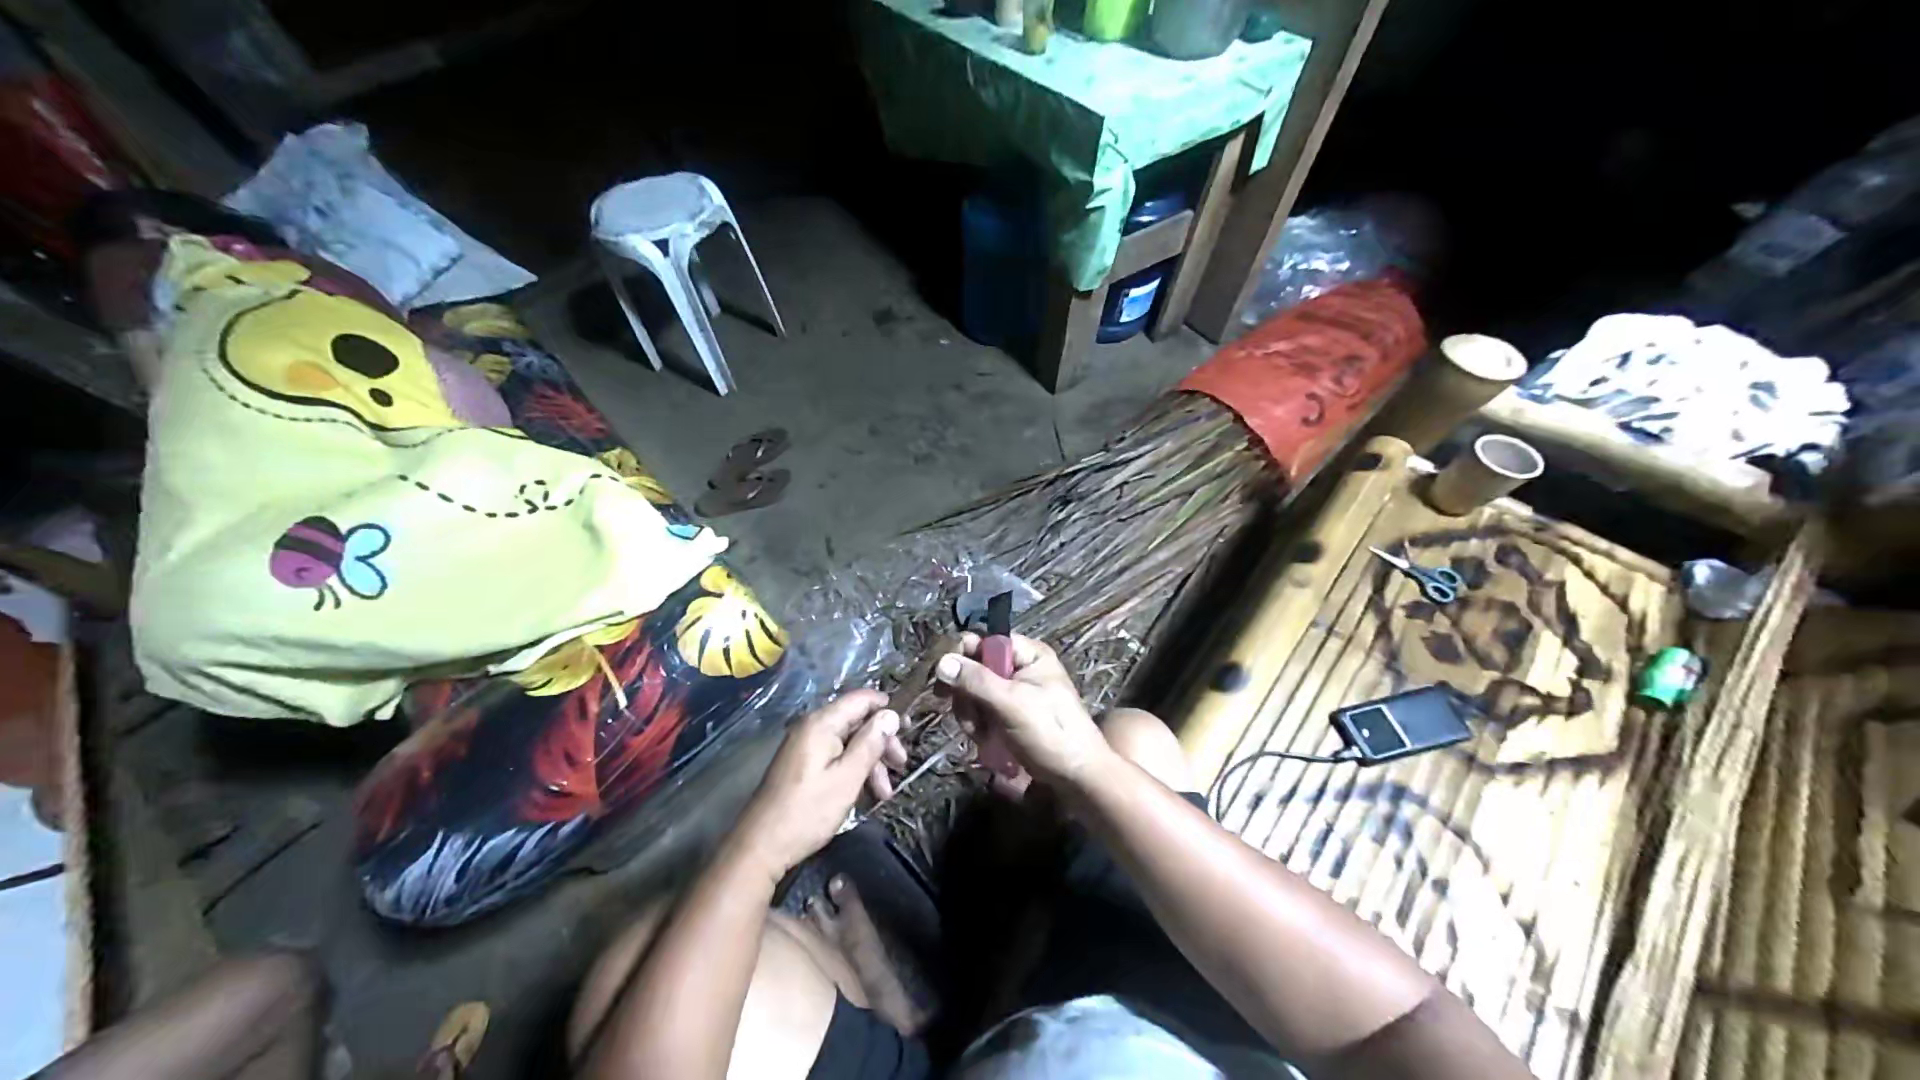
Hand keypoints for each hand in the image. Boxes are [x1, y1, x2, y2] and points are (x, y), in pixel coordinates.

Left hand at [731, 690, 903, 879]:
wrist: (760, 846)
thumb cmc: (807, 811)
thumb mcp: (847, 778)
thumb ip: (870, 743)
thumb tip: (890, 715)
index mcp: (821, 724)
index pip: (860, 699)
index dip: (886, 708)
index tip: (908, 728)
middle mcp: (812, 728)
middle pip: (856, 721)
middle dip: (881, 741)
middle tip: (901, 765)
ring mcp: (805, 747)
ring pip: (848, 742)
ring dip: (871, 761)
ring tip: (885, 792)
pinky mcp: (803, 765)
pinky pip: (836, 756)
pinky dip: (854, 770)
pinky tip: (867, 793)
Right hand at [934, 633, 1112, 789]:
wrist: (1078, 778)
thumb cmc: (1050, 733)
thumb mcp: (1011, 704)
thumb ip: (976, 681)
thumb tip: (941, 662)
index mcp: (1028, 654)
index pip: (984, 641)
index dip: (962, 658)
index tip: (944, 684)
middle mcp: (1022, 667)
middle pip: (975, 669)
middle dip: (967, 697)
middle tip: (971, 719)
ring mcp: (1017, 692)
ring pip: (975, 694)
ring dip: (972, 716)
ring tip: (982, 736)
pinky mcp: (1012, 715)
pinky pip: (984, 712)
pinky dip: (981, 727)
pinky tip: (987, 743)